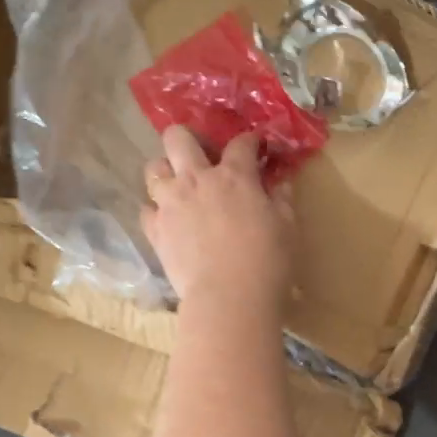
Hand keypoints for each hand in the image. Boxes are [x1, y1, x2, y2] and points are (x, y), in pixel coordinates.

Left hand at [142, 126, 296, 307]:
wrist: (230, 298)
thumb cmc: (269, 264)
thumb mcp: (288, 231)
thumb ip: (282, 202)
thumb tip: (281, 184)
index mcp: (235, 178)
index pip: (241, 145)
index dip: (249, 141)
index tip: (256, 145)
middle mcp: (197, 180)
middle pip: (179, 138)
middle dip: (190, 139)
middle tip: (203, 156)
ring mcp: (171, 203)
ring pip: (154, 168)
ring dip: (167, 172)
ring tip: (180, 187)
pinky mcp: (155, 229)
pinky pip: (147, 209)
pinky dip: (157, 211)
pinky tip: (169, 221)